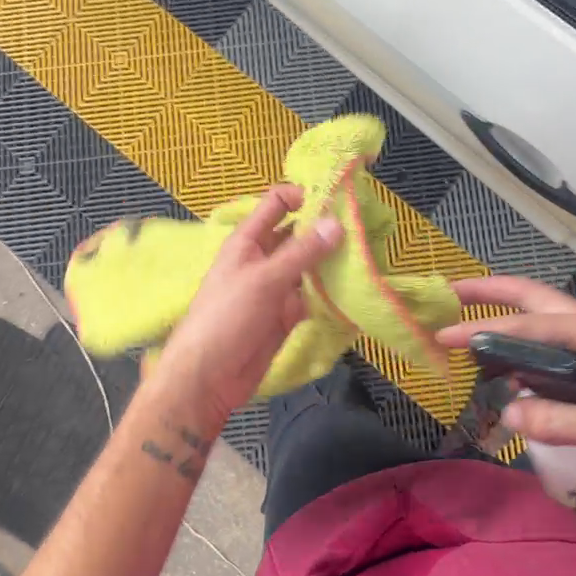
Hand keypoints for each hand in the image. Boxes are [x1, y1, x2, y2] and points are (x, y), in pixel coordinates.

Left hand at [148, 185, 341, 425]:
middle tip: (365, 227)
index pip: (278, 203)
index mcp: (249, 240)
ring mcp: (277, 287)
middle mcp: (264, 258)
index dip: (304, 195)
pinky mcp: (287, 314)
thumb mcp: (264, 280)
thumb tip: (337, 222)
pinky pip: (313, 296)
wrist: (207, 380)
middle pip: (299, 234)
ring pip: (310, 265)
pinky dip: (332, 293)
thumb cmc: (226, 317)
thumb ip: (302, 252)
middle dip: (327, 229)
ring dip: (333, 262)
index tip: (338, 199)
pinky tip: (357, 289)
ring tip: (369, 255)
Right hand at [436, 276, 575, 472]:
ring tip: (473, 317)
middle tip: (449, 293)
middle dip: (489, 290)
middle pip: (532, 294)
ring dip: (507, 307)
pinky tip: (518, 358)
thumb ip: (564, 422)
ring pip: (545, 309)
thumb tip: (508, 414)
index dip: (482, 328)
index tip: (443, 334)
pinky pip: (556, 330)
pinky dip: (527, 331)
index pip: (526, 323)